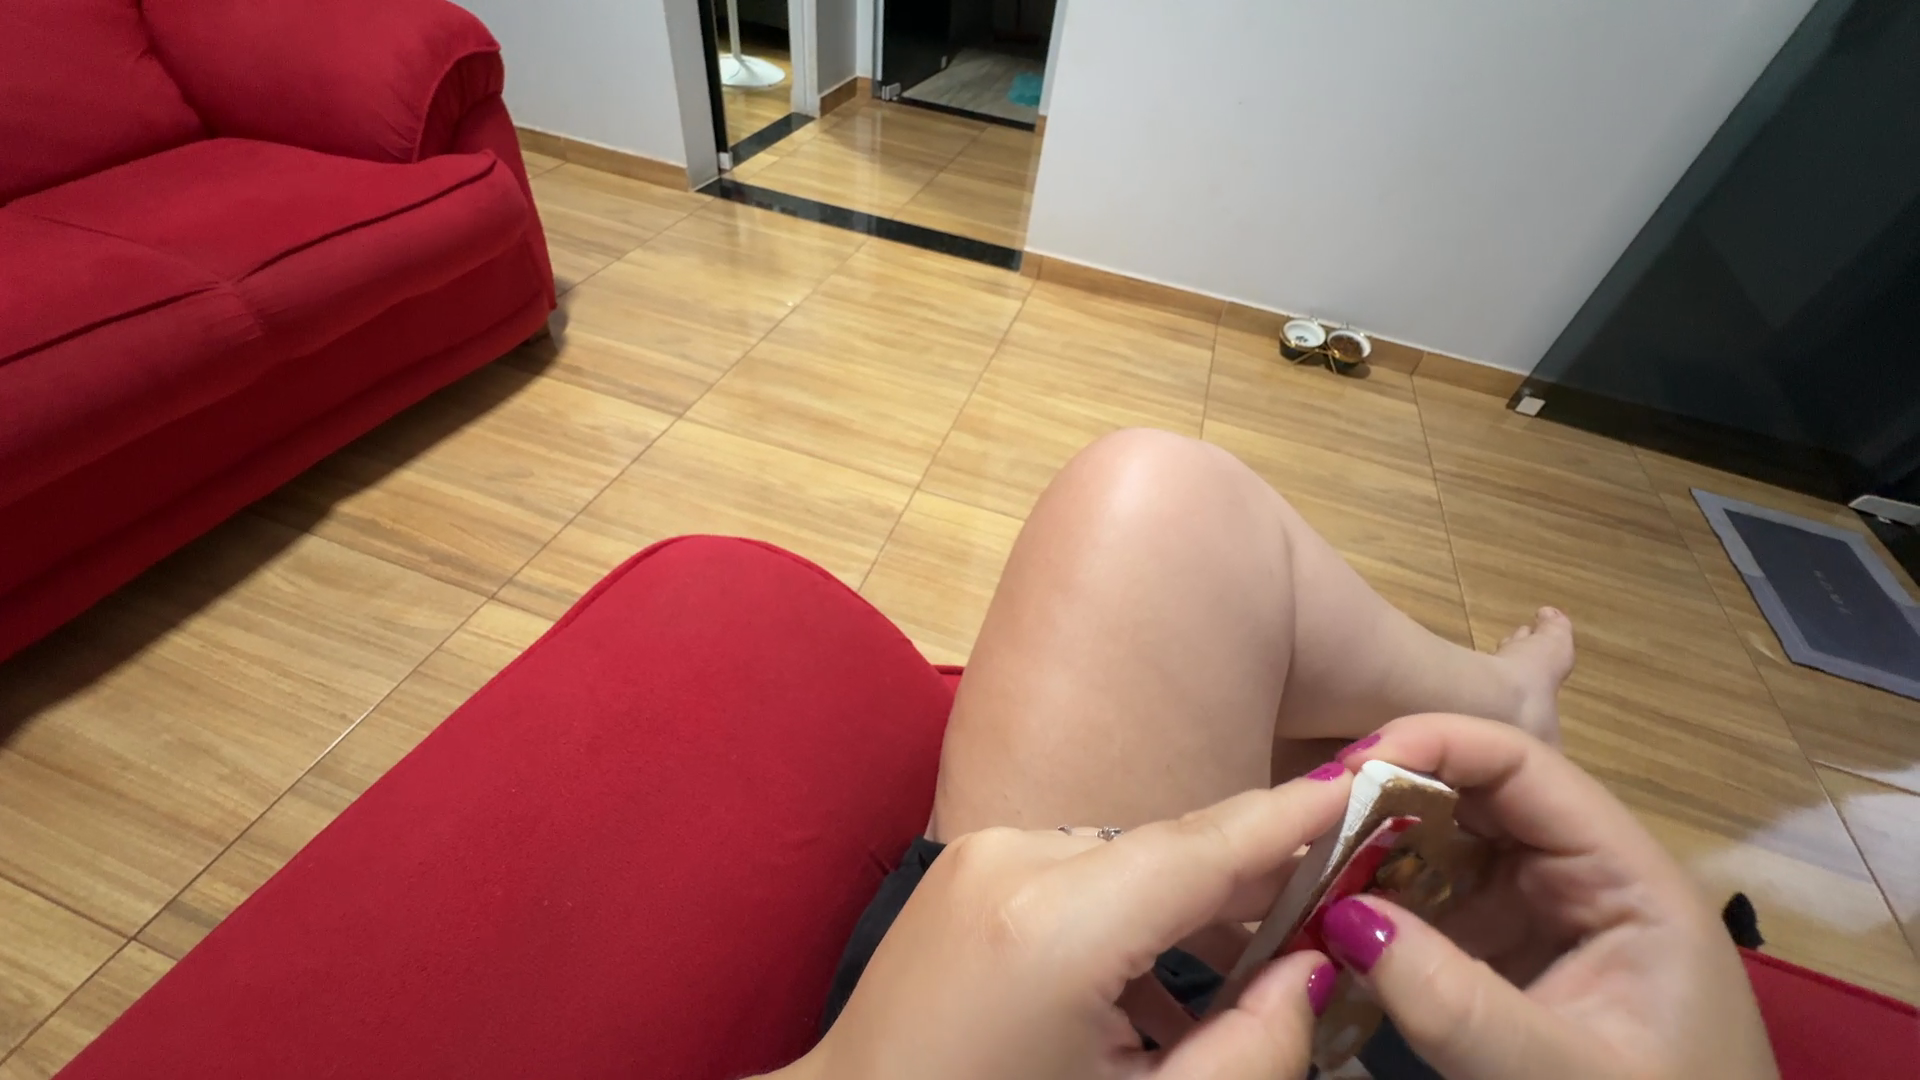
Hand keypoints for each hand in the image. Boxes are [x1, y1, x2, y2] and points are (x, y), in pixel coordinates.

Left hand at [783, 772, 1354, 1079]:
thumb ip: (1247, 1053)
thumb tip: (1317, 971)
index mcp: (1051, 922)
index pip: (1198, 848)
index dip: (1288, 817)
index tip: (1359, 784)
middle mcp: (1012, 857)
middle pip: (1163, 848)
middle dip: (1249, 874)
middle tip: (1331, 903)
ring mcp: (979, 853)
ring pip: (1123, 858)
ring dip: (1186, 904)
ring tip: (1252, 967)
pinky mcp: (966, 866)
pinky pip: (1075, 872)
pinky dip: (1127, 914)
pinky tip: (1157, 988)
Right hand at [1328, 714, 1778, 1079]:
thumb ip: (1459, 1005)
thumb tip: (1341, 915)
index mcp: (1625, 878)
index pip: (1522, 765)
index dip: (1432, 744)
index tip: (1345, 770)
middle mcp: (1574, 871)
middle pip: (1467, 791)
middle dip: (1382, 794)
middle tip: (1306, 820)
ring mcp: (1530, 905)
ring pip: (1436, 837)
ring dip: (1367, 844)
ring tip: (1304, 864)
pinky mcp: (1495, 940)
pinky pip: (1422, 889)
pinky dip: (1370, 893)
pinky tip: (1326, 911)